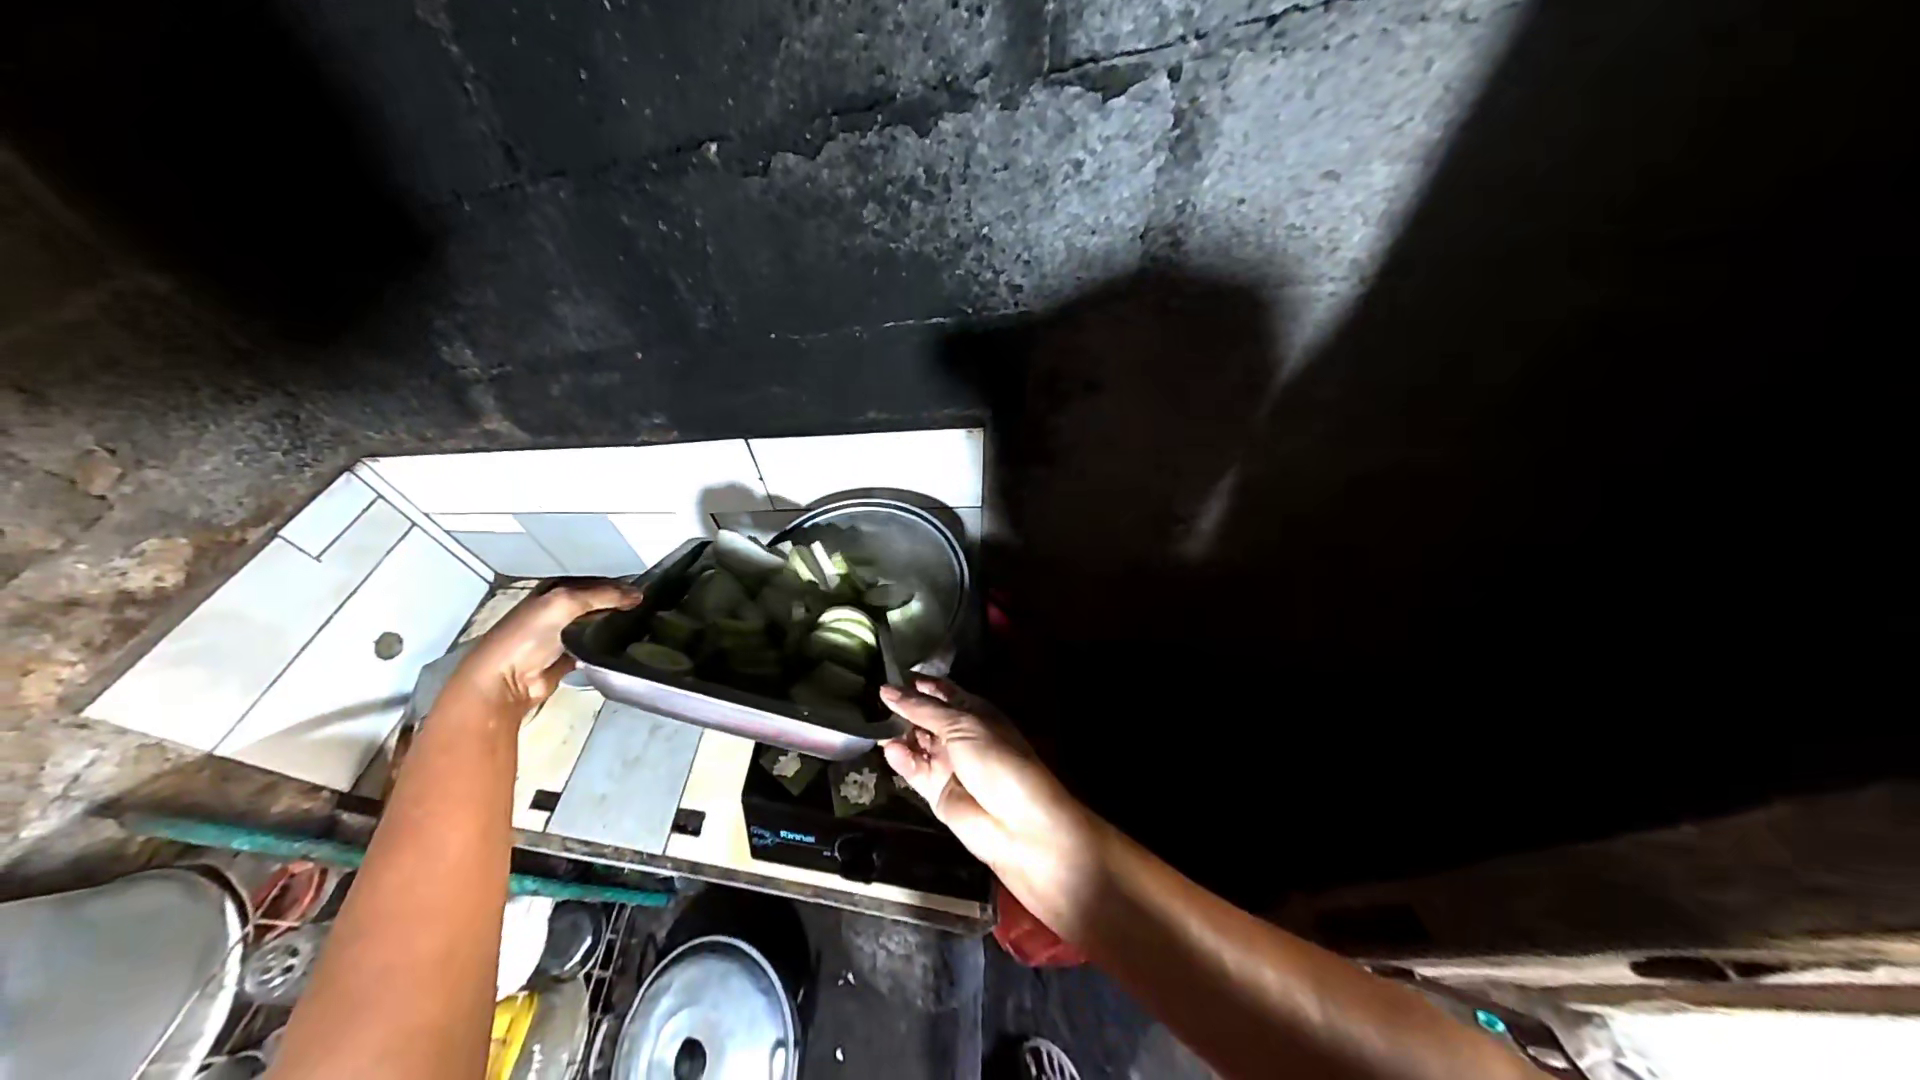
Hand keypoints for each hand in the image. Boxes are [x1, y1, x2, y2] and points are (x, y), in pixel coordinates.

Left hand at [444, 581, 641, 714]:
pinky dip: (610, 647)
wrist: (505, 681)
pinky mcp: (571, 658)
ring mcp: (565, 635)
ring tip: (647, 627)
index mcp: (555, 590)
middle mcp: (560, 610)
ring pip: (601, 626)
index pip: (597, 583)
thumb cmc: (528, 636)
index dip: (621, 586)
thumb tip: (639, 596)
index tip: (649, 594)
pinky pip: (597, 648)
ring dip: (618, 627)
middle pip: (600, 604)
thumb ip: (603, 596)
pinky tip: (629, 646)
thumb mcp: (565, 603)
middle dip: (622, 606)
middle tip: (653, 611)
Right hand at [881, 677, 1110, 940]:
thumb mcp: (961, 725)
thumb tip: (886, 689)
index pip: (940, 690)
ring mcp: (947, 763)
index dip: (916, 682)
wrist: (1018, 823)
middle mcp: (958, 734)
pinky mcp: (935, 790)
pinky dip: (901, 759)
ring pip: (914, 742)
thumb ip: (922, 709)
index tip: (885, 672)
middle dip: (900, 708)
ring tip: (870, 722)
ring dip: (896, 733)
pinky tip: (889, 749)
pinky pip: (913, 770)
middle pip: (923, 716)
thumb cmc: (997, 759)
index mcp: (972, 711)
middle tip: (867, 697)